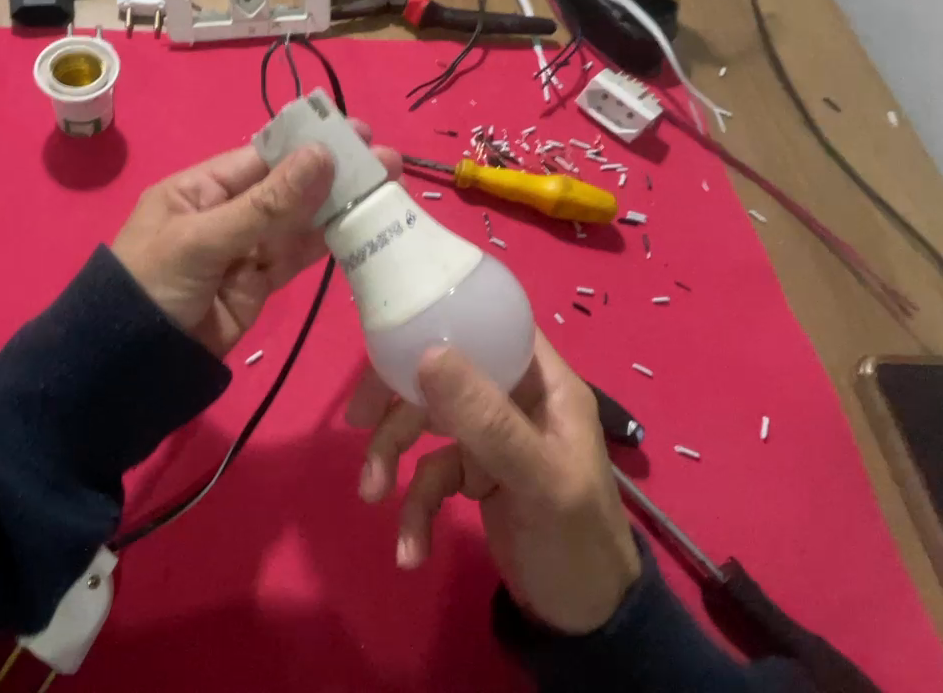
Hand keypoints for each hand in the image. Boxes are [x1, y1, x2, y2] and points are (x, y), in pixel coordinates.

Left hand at [112, 124, 399, 357]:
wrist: (133, 366)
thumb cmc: (154, 285)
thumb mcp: (203, 240)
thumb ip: (266, 205)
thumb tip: (322, 155)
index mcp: (201, 188)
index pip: (261, 157)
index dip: (307, 144)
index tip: (354, 133)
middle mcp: (226, 212)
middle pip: (287, 186)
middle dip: (333, 173)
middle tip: (386, 160)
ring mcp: (244, 249)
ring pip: (298, 221)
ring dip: (340, 206)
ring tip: (388, 186)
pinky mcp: (259, 284)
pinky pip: (297, 256)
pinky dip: (329, 242)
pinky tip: (364, 224)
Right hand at [345, 336, 640, 633]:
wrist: (585, 622)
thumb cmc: (577, 542)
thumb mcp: (536, 481)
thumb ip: (486, 420)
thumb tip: (426, 355)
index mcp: (541, 384)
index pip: (489, 328)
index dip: (443, 320)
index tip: (391, 332)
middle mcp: (512, 399)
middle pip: (441, 375)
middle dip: (396, 402)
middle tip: (357, 420)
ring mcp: (489, 437)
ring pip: (424, 424)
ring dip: (393, 457)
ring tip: (372, 494)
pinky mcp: (472, 474)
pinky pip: (428, 474)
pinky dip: (413, 507)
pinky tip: (411, 548)